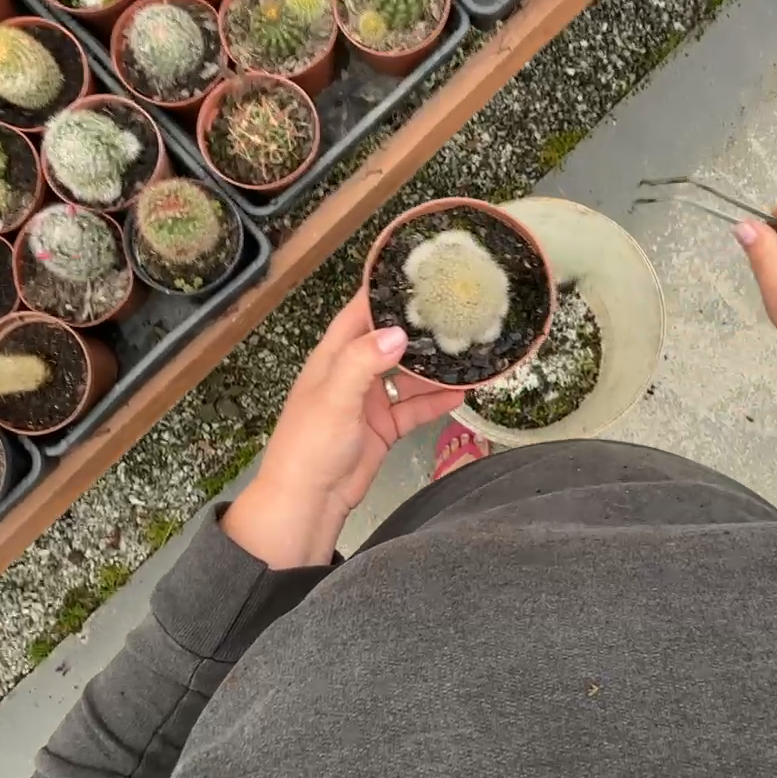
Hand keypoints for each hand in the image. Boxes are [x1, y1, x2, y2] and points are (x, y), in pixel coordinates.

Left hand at [222, 293, 464, 567]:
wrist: (308, 503)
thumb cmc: (311, 445)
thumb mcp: (334, 398)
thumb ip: (364, 363)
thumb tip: (399, 332)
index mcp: (333, 358)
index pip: (359, 313)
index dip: (383, 293)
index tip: (416, 275)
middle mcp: (352, 374)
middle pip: (389, 342)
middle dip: (418, 329)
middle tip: (455, 312)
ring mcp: (369, 402)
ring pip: (407, 376)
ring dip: (433, 368)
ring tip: (467, 352)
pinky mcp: (384, 428)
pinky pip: (414, 409)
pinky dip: (435, 402)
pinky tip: (461, 394)